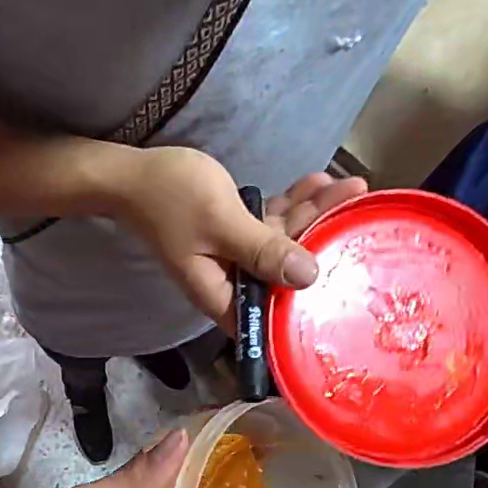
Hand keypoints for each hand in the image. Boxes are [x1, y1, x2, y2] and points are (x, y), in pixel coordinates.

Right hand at [109, 147, 366, 326]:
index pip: (272, 313)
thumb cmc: (170, 198)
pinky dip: (289, 206)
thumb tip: (309, 277)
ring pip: (281, 242)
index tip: (348, 267)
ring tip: (349, 185)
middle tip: (357, 200)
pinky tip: (314, 181)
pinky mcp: (234, 232)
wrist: (130, 174)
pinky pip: (269, 225)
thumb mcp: (221, 222)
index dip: (310, 300)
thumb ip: (264, 251)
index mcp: (223, 293)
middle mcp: (232, 281)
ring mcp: (234, 256)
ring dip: (311, 213)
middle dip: (321, 235)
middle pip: (285, 270)